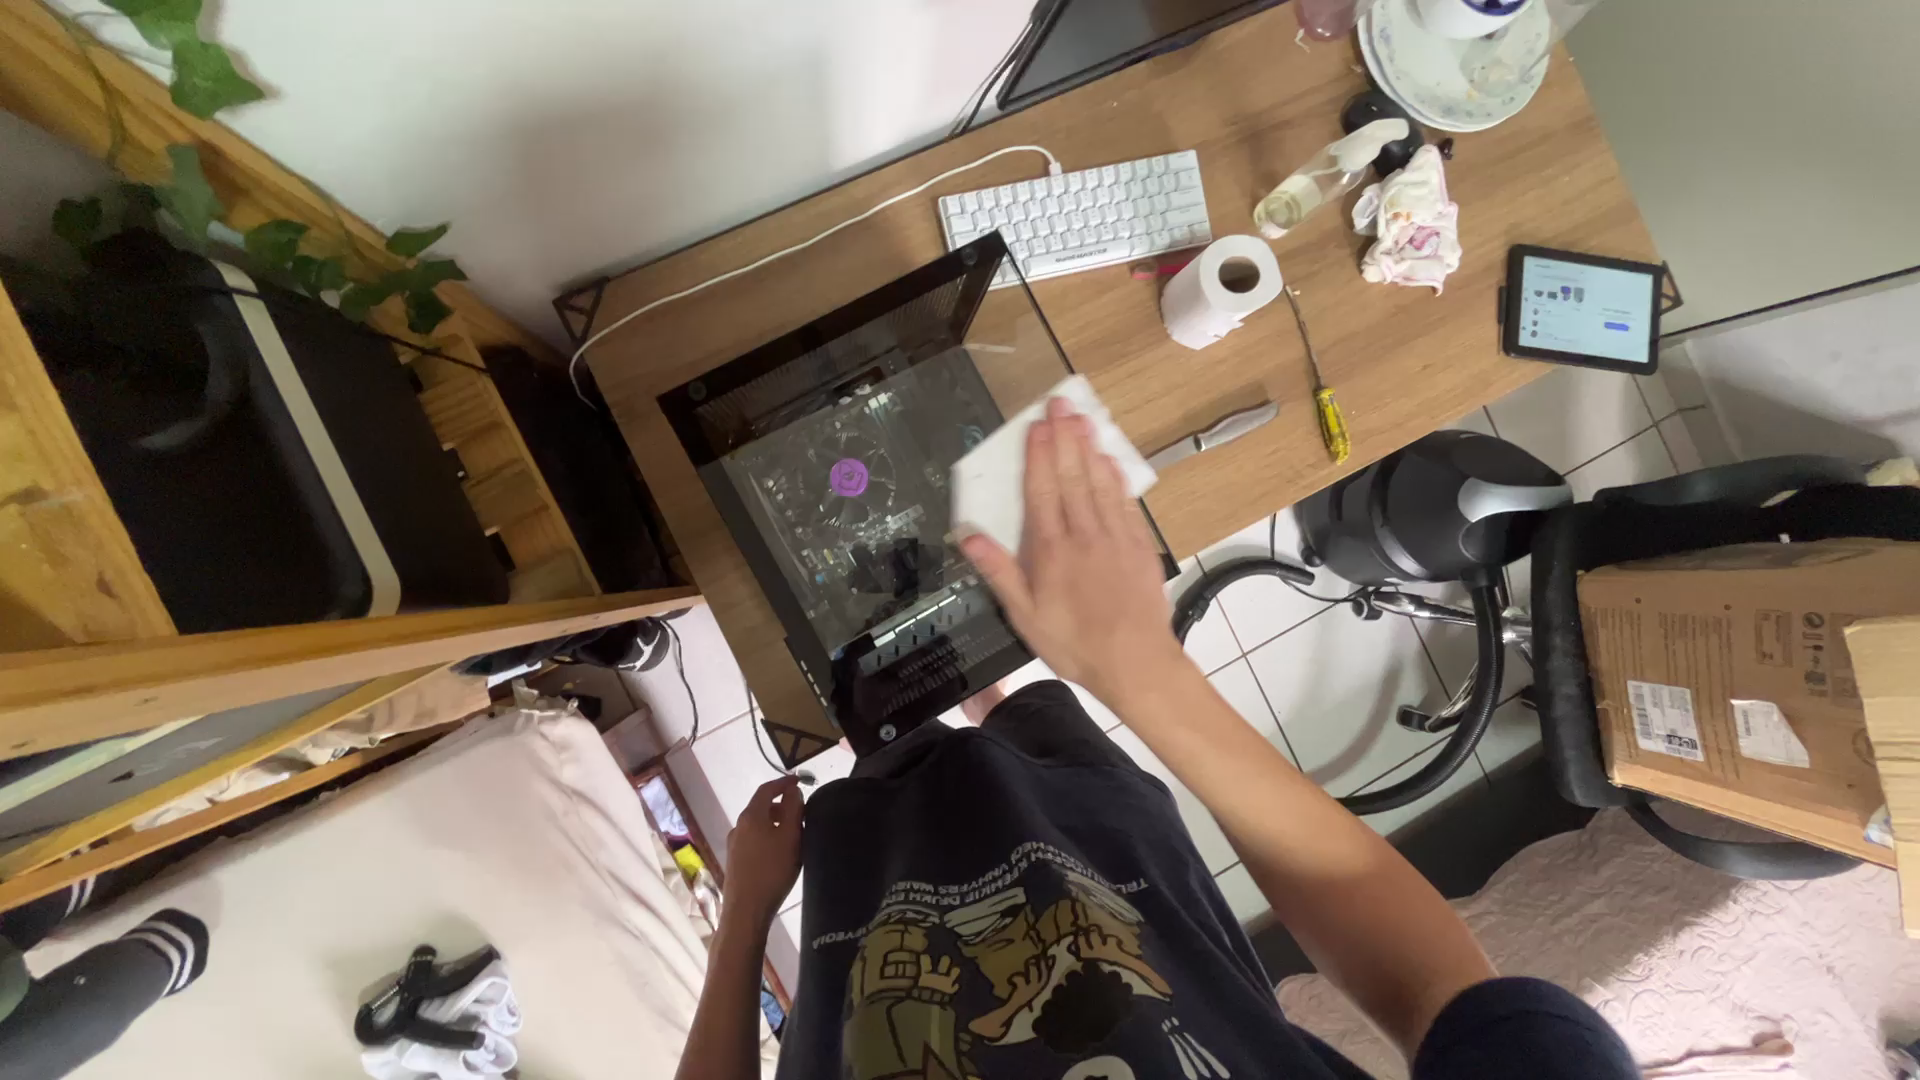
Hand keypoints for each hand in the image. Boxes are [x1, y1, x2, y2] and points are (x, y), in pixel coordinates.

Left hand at [722, 776, 803, 927]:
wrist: (746, 911)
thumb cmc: (772, 870)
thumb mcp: (790, 837)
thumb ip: (793, 809)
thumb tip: (792, 791)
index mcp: (751, 816)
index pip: (767, 789)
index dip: (783, 782)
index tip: (799, 781)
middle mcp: (739, 826)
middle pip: (761, 807)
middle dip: (781, 804)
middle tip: (801, 812)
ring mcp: (734, 845)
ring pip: (757, 824)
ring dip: (775, 822)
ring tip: (793, 834)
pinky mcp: (734, 861)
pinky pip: (753, 839)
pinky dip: (767, 836)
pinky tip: (779, 852)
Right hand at [959, 397, 1188, 709]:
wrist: (1136, 662)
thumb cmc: (1074, 643)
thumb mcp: (1025, 616)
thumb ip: (998, 572)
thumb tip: (968, 536)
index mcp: (1052, 550)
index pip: (1042, 490)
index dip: (1038, 455)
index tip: (1036, 425)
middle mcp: (1084, 534)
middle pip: (1072, 476)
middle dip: (1064, 437)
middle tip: (1060, 403)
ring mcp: (1115, 537)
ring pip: (1099, 482)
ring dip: (1089, 448)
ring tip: (1082, 418)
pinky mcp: (1140, 546)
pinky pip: (1125, 502)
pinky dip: (1116, 478)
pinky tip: (1109, 461)